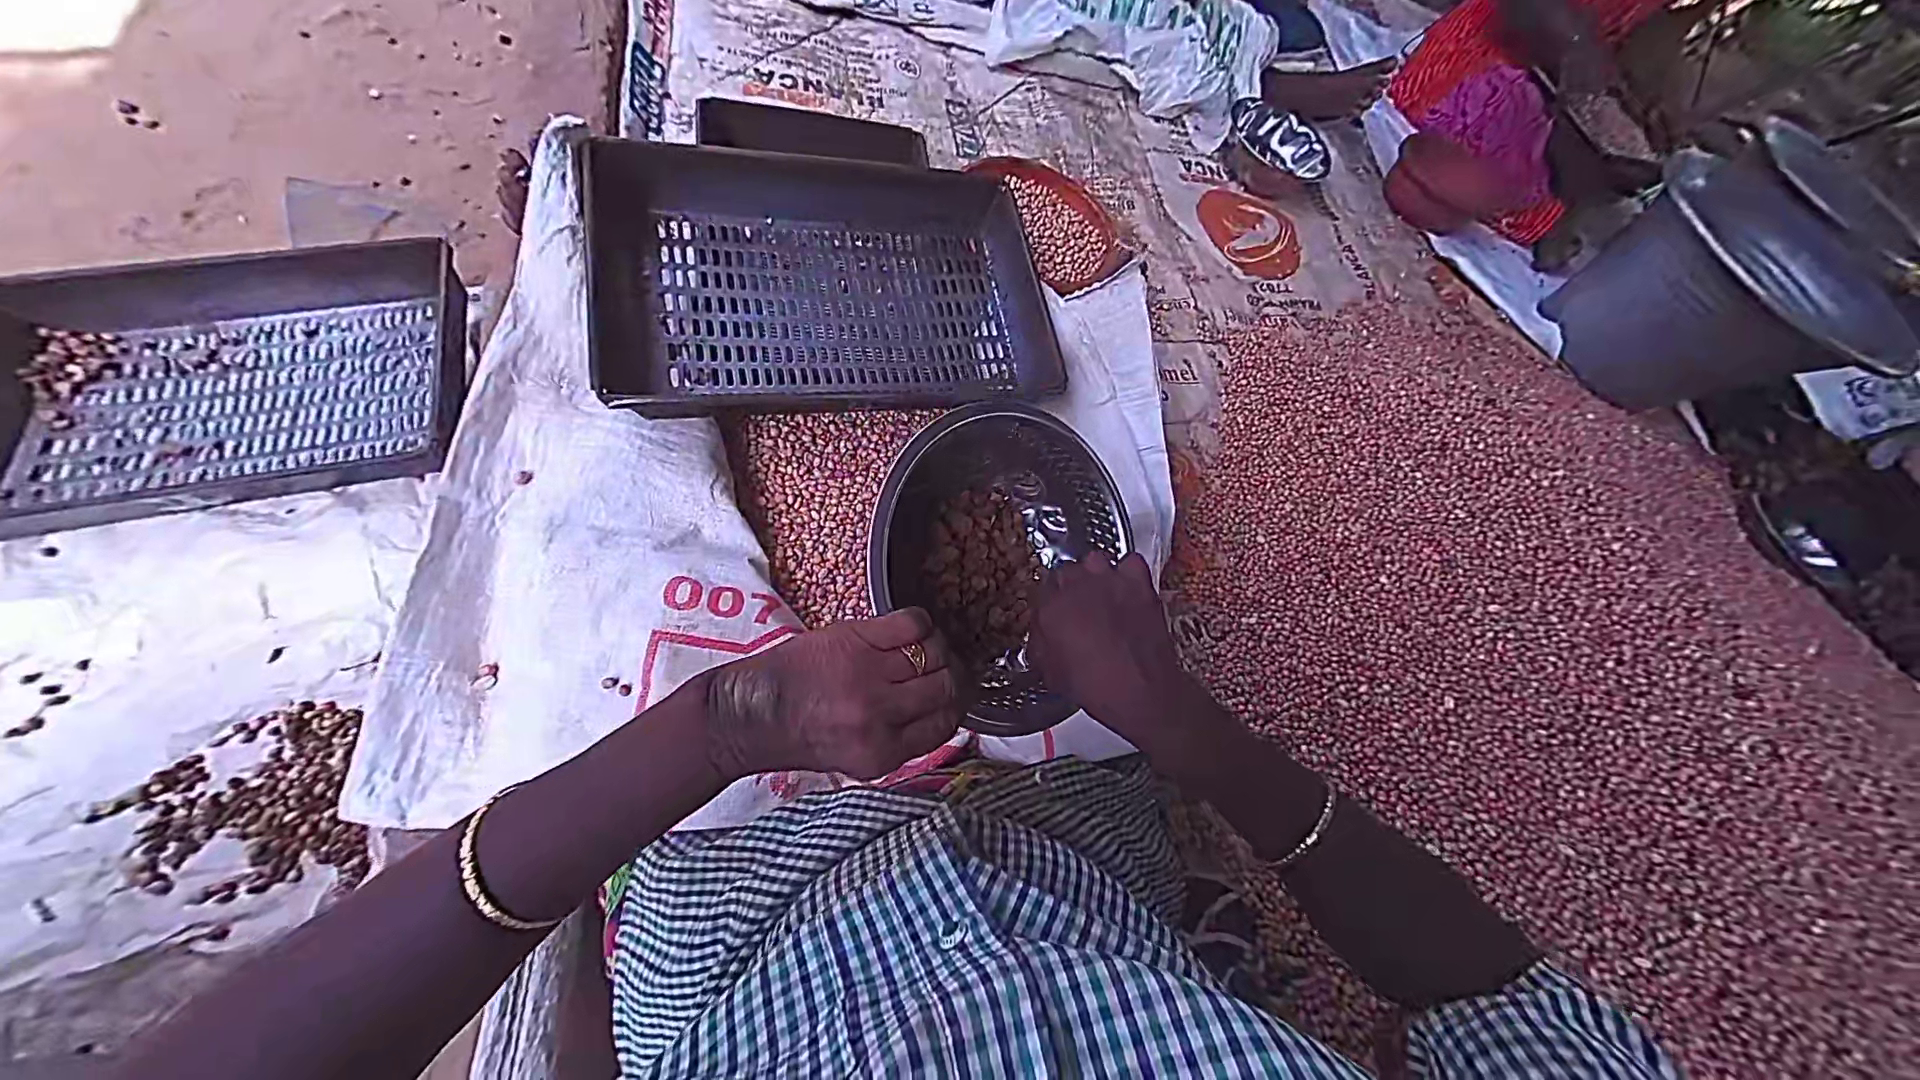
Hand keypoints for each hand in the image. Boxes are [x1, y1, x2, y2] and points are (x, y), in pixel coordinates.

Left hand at [700, 608, 961, 780]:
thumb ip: (903, 741)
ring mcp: (869, 675)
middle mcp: (881, 716)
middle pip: (946, 684)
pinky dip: (921, 623)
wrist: (752, 712)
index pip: (946, 723)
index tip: (954, 693)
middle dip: (953, 674)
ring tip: (925, 648)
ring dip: (938, 648)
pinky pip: (912, 623)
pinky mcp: (856, 639)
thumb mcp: (859, 760)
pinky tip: (911, 630)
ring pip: (934, 652)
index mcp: (884, 754)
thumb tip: (945, 709)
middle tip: (946, 666)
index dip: (956, 704)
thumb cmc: (802, 735)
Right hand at [1027, 552, 1240, 765]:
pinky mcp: (1138, 583)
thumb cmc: (1096, 687)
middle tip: (1077, 606)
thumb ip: (1039, 646)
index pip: (1040, 591)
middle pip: (1065, 571)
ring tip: (1101, 592)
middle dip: (1069, 586)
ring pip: (1094, 559)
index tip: (1053, 614)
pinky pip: (1130, 562)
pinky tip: (1128, 588)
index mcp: (1050, 607)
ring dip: (1094, 573)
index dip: (1048, 604)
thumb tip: (1039, 635)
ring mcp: (1109, 581)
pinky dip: (1128, 572)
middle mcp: (1076, 587)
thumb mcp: (1052, 674)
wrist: (1141, 691)